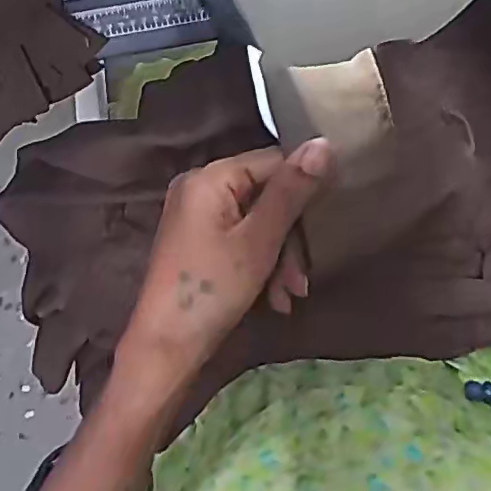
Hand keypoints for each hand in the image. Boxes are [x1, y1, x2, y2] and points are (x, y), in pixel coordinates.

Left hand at [117, 140, 334, 392]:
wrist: (165, 348)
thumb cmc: (212, 289)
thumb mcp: (259, 240)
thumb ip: (292, 191)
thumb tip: (324, 143)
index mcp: (210, 177)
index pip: (274, 162)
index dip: (304, 190)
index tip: (325, 225)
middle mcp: (200, 188)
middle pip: (267, 195)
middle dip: (291, 239)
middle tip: (302, 279)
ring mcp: (197, 216)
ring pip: (259, 223)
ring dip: (280, 259)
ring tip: (289, 296)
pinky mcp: (198, 242)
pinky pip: (241, 240)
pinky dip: (261, 266)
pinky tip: (275, 299)